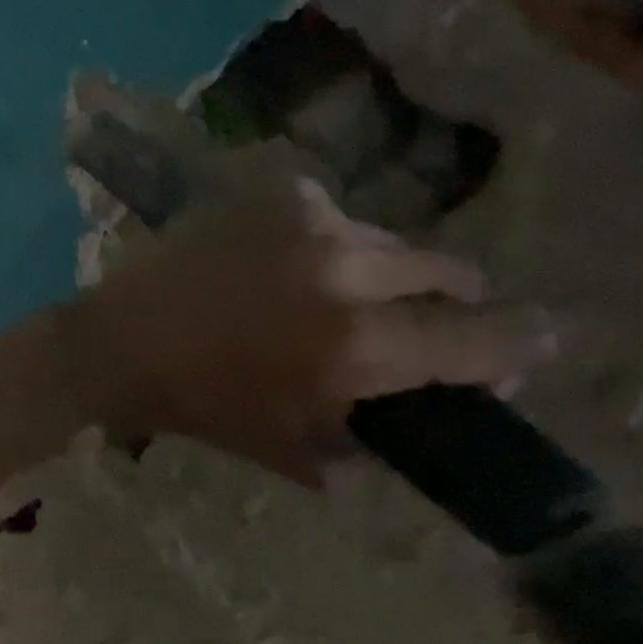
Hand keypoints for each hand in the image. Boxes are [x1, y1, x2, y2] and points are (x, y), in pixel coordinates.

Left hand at [71, 150, 556, 482]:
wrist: (111, 344)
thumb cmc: (192, 405)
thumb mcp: (278, 445)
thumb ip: (354, 446)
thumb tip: (399, 436)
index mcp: (357, 349)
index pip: (478, 341)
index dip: (516, 346)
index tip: (532, 345)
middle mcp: (351, 276)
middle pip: (451, 274)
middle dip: (450, 301)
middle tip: (422, 321)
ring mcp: (313, 225)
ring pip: (390, 242)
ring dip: (383, 271)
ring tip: (334, 296)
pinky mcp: (276, 197)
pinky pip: (333, 217)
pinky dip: (325, 244)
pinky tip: (283, 267)